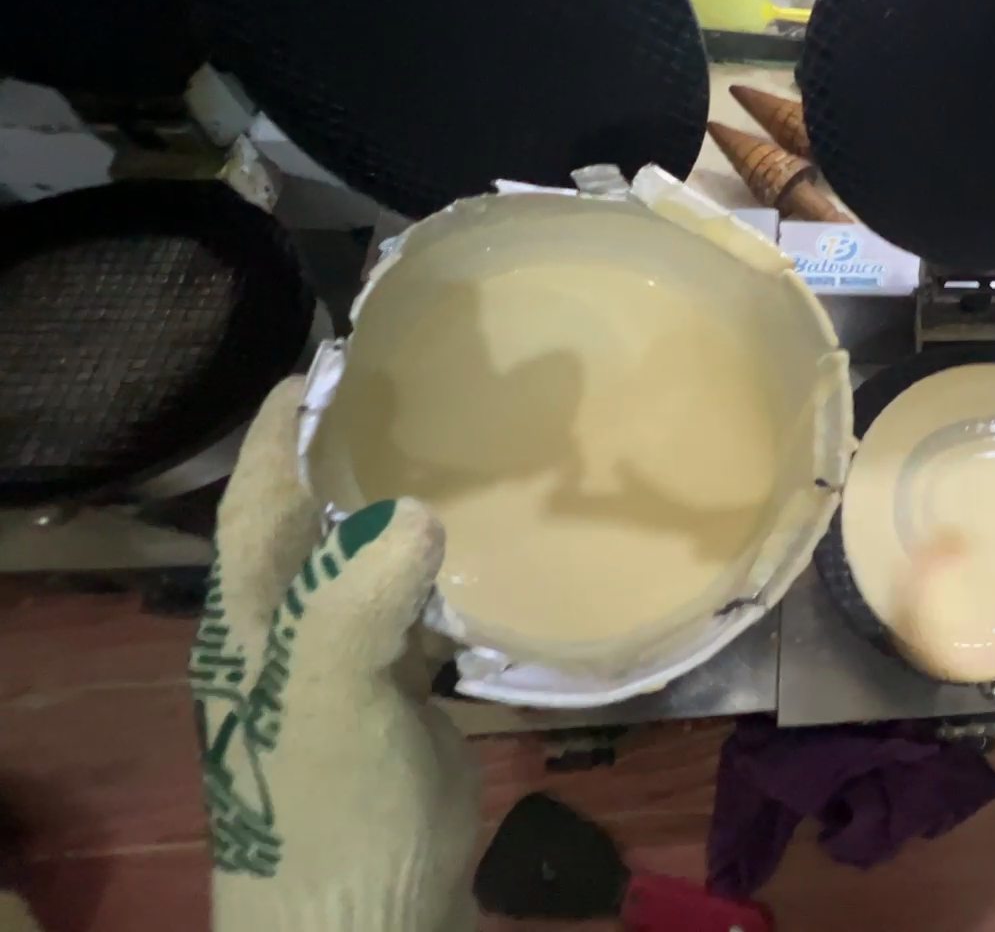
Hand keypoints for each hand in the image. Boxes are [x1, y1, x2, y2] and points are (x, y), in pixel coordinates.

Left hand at [191, 379, 478, 931]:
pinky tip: (483, 547)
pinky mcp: (399, 685)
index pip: (257, 511)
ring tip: (453, 457)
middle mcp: (293, 632)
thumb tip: (415, 514)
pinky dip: (440, 563)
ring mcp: (347, 660)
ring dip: (394, 507)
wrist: (368, 911)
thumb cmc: (335, 816)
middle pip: (309, 526)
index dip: (280, 440)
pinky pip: (414, 602)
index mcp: (255, 629)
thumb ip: (353, 616)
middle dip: (341, 457)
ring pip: (364, 561)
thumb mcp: (332, 713)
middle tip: (408, 401)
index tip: (324, 371)